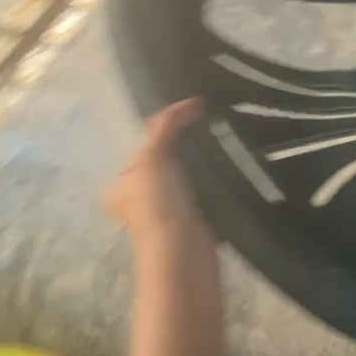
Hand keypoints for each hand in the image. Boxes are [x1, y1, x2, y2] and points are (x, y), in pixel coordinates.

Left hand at [108, 98, 216, 253]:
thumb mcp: (153, 158)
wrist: (183, 252)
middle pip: (171, 157)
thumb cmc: (159, 204)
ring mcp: (170, 209)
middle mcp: (143, 196)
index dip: (171, 124)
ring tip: (226, 143)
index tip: (199, 109)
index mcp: (123, 183)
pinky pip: (210, 189)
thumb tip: (192, 103)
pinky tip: (231, 167)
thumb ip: (167, 127)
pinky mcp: (196, 218)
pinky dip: (220, 178)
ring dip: (207, 160)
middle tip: (213, 127)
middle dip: (191, 143)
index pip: (148, 142)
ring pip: (192, 172)